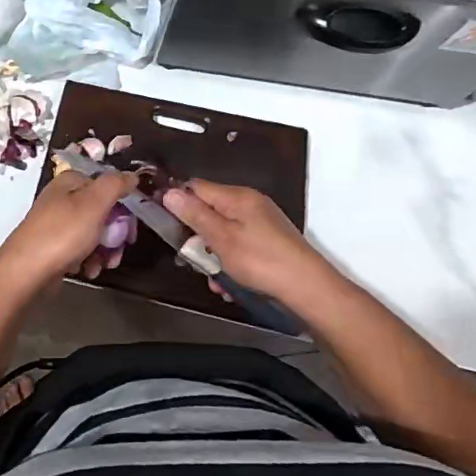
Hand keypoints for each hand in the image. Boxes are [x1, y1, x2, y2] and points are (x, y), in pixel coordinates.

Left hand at [0, 169, 136, 281]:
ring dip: (103, 251)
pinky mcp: (53, 246)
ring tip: (104, 265)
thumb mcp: (94, 203)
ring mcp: (56, 224)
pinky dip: (87, 259)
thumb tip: (132, 175)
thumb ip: (115, 185)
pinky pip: (79, 249)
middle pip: (101, 212)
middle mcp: (62, 199)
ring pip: (92, 233)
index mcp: (70, 183)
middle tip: (118, 250)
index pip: (106, 187)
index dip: (122, 206)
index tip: (129, 228)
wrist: (27, 270)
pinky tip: (88, 270)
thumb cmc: (63, 233)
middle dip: (114, 234)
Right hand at [162, 179, 329, 299]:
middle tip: (194, 262)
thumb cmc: (261, 261)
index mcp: (237, 197)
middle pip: (209, 213)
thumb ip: (194, 214)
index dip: (178, 202)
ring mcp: (261, 224)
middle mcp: (249, 204)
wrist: (308, 289)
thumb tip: (169, 192)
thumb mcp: (221, 238)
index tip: (166, 226)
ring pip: (222, 235)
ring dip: (215, 259)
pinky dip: (232, 265)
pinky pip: (239, 248)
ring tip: (219, 282)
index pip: (195, 187)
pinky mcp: (268, 242)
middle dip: (198, 239)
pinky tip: (233, 286)